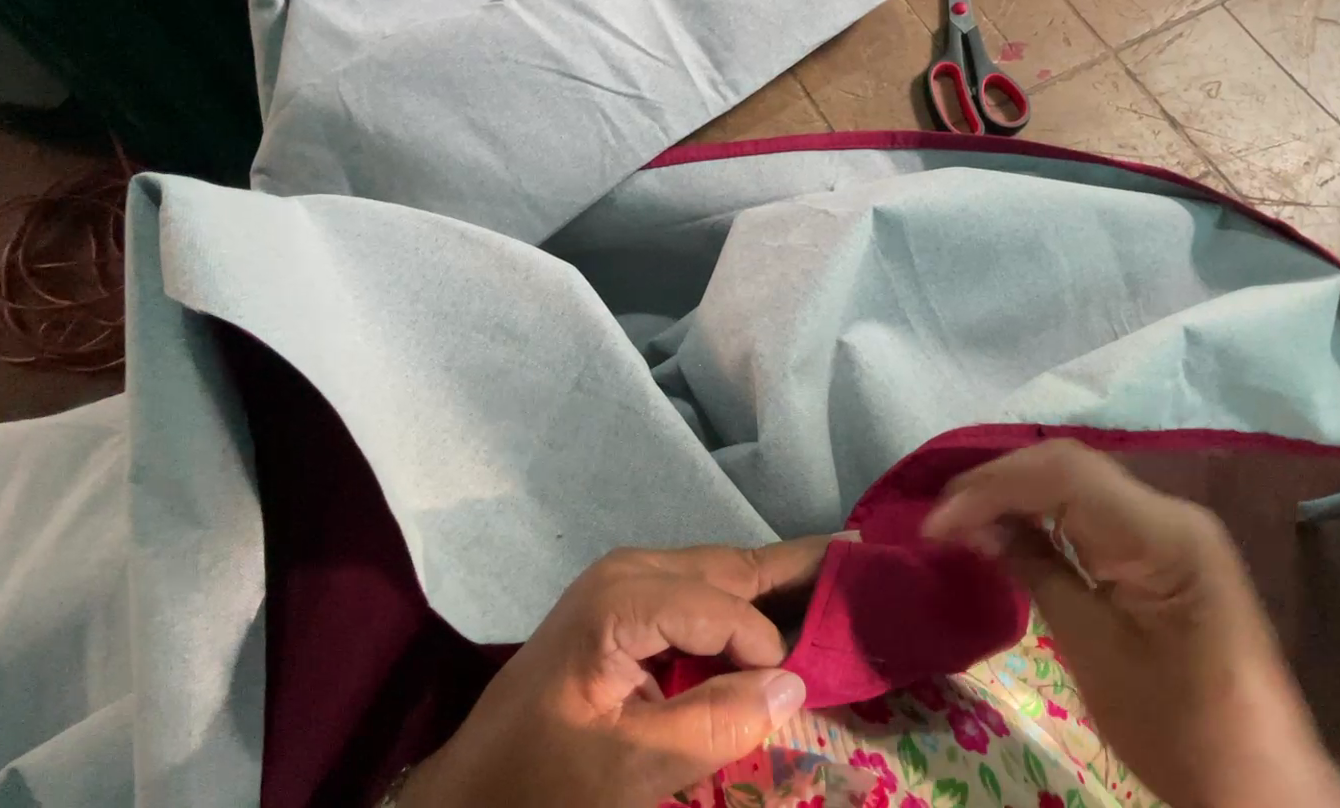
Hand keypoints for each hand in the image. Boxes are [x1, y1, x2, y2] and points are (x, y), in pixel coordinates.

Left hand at [398, 537, 832, 807]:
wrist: (475, 789)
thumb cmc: (546, 781)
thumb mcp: (633, 766)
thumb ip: (718, 719)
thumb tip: (794, 680)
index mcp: (624, 597)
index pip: (725, 605)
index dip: (768, 643)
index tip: (798, 688)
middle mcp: (630, 568)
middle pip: (732, 566)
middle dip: (797, 567)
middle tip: (864, 556)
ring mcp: (626, 579)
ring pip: (721, 572)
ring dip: (776, 581)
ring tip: (837, 571)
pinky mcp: (628, 599)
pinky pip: (701, 590)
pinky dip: (745, 598)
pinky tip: (781, 601)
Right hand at [923, 441, 1339, 807]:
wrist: (1261, 785)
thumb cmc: (1178, 728)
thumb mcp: (1093, 650)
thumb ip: (1035, 570)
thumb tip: (975, 526)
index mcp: (1162, 534)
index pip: (1062, 474)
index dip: (990, 488)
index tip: (936, 524)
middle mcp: (1170, 512)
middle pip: (1067, 466)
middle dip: (996, 483)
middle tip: (940, 518)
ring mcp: (1170, 527)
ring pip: (1076, 480)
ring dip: (1015, 493)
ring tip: (961, 519)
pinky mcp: (1163, 547)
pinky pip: (1091, 508)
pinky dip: (1041, 512)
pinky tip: (1007, 528)